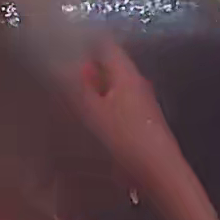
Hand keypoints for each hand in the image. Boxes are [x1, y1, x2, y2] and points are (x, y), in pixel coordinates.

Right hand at [61, 40, 200, 213]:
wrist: (164, 180)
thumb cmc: (127, 141)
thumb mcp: (91, 112)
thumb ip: (72, 86)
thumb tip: (55, 61)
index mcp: (127, 75)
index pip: (105, 43)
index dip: (82, 39)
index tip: (59, 42)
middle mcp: (137, 84)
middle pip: (106, 65)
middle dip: (82, 67)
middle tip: (55, 72)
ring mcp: (141, 105)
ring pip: (110, 87)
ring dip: (89, 89)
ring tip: (64, 96)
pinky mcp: (141, 124)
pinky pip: (114, 105)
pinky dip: (97, 106)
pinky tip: (83, 121)